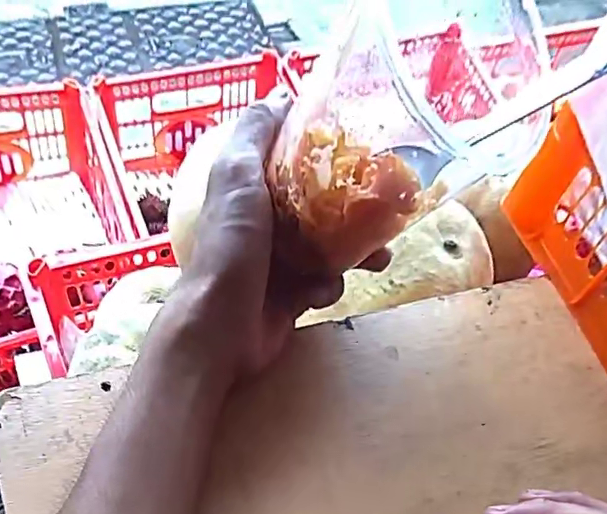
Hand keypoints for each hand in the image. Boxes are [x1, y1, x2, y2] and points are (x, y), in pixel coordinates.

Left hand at [175, 97, 388, 376]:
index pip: (294, 163)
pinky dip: (328, 288)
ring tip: (378, 259)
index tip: (363, 151)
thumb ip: (255, 132)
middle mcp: (265, 225)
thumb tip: (282, 94)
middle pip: (320, 208)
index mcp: (252, 191)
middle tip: (385, 212)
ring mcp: (278, 265)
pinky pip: (322, 286)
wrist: (222, 327)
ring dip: (354, 254)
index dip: (327, 156)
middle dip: (354, 211)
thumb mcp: (236, 174)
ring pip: (329, 249)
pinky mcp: (291, 300)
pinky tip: (323, 292)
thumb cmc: (230, 248)